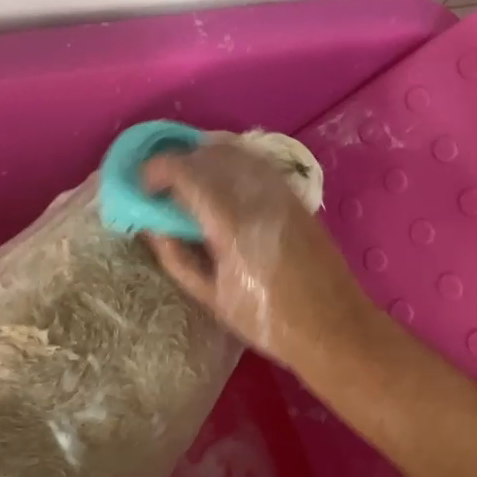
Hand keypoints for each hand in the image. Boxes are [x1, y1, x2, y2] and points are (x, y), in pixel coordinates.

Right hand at [141, 142, 377, 367]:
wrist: (334, 325)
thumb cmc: (269, 321)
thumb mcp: (213, 298)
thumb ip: (177, 258)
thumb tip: (150, 226)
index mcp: (232, 224)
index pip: (188, 173)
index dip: (158, 169)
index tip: (143, 184)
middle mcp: (258, 197)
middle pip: (210, 154)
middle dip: (178, 160)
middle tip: (160, 184)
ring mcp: (281, 192)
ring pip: (236, 152)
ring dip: (205, 157)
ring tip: (188, 180)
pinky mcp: (296, 196)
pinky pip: (257, 163)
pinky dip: (232, 162)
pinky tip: (221, 181)